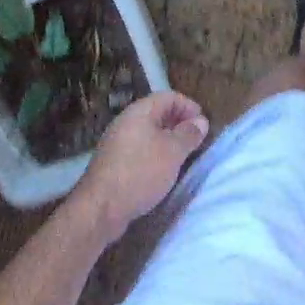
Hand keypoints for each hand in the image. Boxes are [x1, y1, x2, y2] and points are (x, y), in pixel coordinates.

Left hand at [71, 91, 209, 241]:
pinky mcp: (112, 164)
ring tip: (182, 157)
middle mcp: (125, 122)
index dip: (188, 106)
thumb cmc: (140, 172)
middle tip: (196, 140)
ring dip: (167, 142)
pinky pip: (139, 150)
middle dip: (179, 124)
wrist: (100, 208)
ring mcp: (116, 143)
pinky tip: (162, 172)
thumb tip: (201, 121)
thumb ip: (188, 134)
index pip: (168, 97)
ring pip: (148, 134)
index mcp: (139, 111)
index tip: (204, 123)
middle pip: (157, 114)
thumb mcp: (172, 152)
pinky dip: (154, 155)